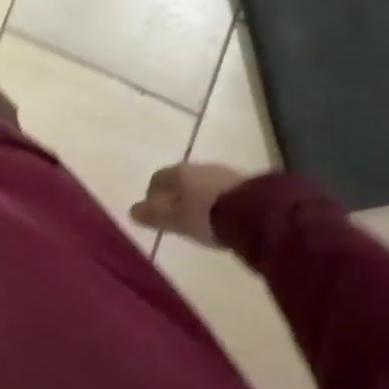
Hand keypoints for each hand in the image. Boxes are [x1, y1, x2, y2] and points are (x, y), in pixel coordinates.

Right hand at [130, 163, 248, 246]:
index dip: (153, 195)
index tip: (156, 214)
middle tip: (179, 217)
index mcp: (177, 173)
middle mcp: (198, 167)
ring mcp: (223, 173)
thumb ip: (154, 216)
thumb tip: (131, 212)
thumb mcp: (177, 221)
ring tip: (204, 220)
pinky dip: (219, 202)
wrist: (258, 215)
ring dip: (200, 199)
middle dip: (178, 197)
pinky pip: (223, 191)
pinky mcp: (246, 184)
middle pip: (181, 180)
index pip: (158, 179)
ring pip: (203, 185)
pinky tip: (224, 218)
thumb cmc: (207, 216)